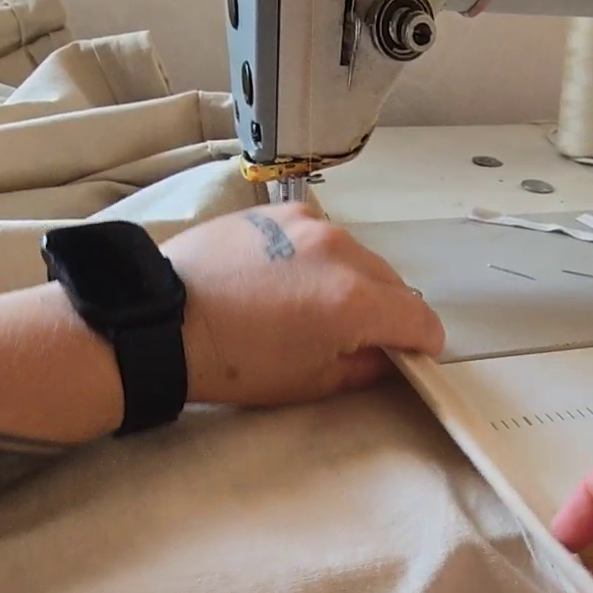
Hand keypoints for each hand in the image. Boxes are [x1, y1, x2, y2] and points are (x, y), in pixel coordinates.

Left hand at [163, 203, 444, 406]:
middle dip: (389, 313)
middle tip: (361, 338)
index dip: (424, 342)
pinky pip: (324, 236)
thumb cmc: (236, 362)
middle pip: (394, 283)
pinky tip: (291, 279)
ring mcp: (310, 223)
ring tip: (317, 306)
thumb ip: (365, 367)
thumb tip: (387, 356)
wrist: (167, 321)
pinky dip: (323, 259)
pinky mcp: (279, 210)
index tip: (416, 354)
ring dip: (357, 282)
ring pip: (361, 256)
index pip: (420, 318)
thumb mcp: (311, 382)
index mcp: (355, 301)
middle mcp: (342, 251)